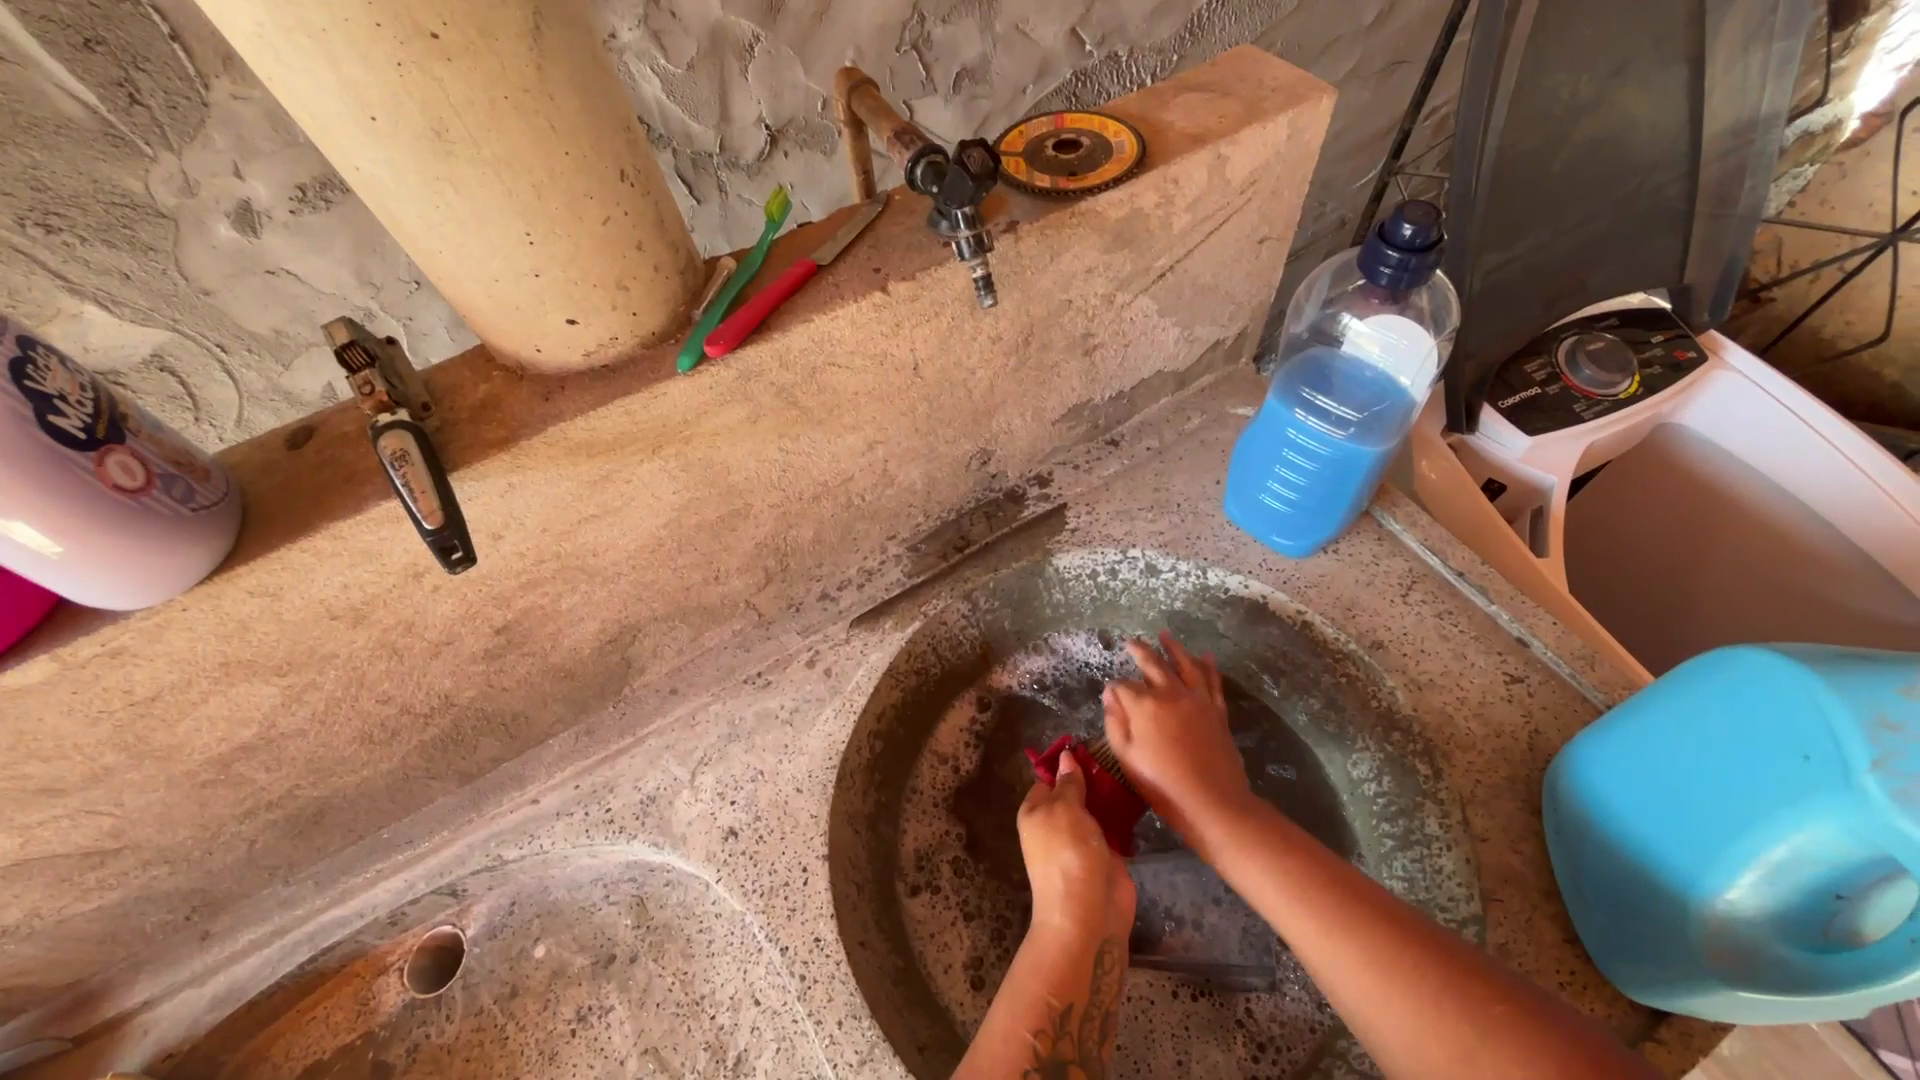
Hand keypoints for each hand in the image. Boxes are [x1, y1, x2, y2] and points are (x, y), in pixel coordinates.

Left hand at [1017, 753, 1136, 941]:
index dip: (1068, 762)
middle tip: (1120, 754)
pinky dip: (1127, 816)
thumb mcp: (1064, 810)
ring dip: (1113, 795)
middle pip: (1077, 791)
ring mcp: (1083, 840)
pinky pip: (1116, 827)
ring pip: (1098, 808)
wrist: (1086, 915)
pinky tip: (1142, 796)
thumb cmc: (1067, 855)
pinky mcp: (1107, 855)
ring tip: (1135, 769)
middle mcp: (1057, 824)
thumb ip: (1068, 783)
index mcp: (1037, 811)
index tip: (1092, 744)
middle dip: (1095, 776)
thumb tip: (1066, 757)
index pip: (1049, 778)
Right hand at [1103, 632, 1256, 844]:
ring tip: (1166, 635)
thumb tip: (1110, 695)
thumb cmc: (1161, 784)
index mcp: (1145, 704)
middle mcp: (1171, 693)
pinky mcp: (1217, 711)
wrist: (1212, 802)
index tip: (1110, 692)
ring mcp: (1198, 700)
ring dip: (1174, 648)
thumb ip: (1114, 722)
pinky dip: (1208, 666)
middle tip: (1132, 642)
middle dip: (1141, 651)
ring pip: (1186, 665)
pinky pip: (1213, 681)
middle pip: (1154, 665)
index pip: (1124, 686)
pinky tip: (1205, 656)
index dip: (1115, 688)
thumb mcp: (1126, 757)